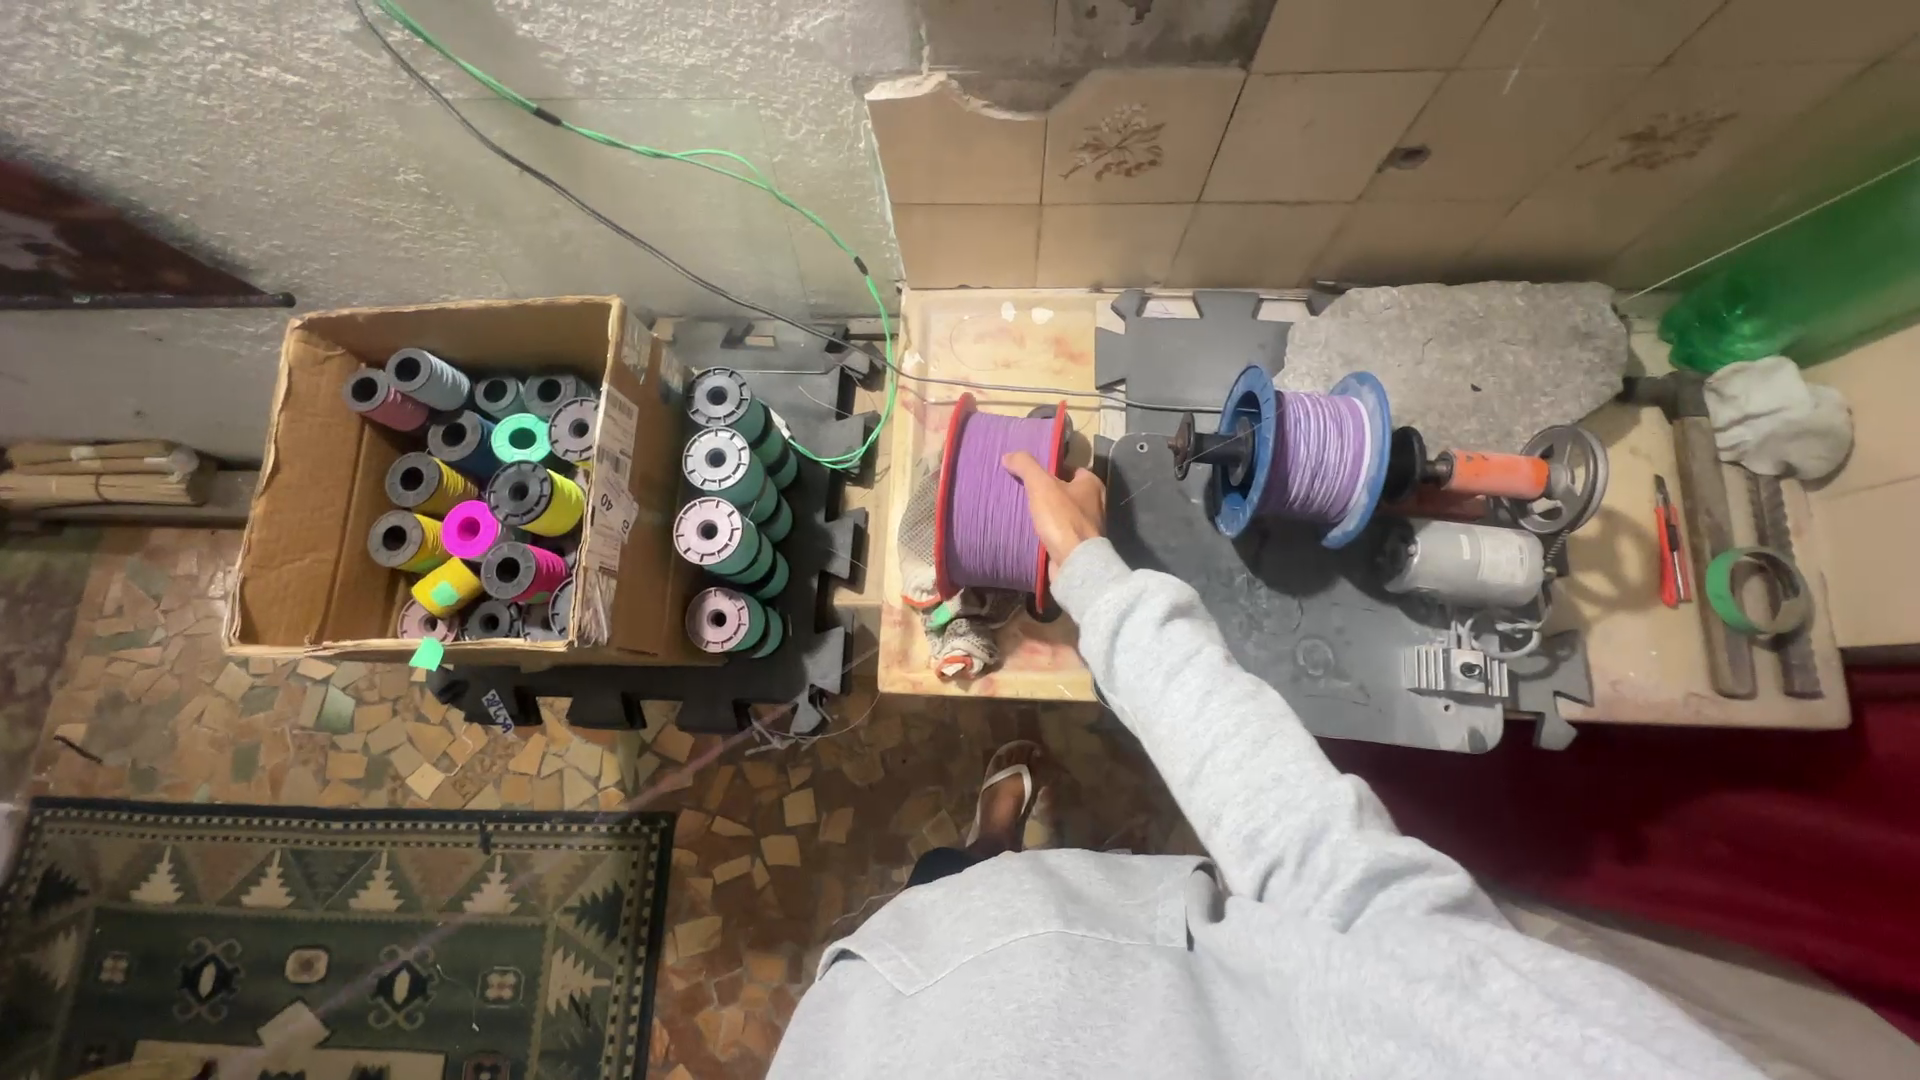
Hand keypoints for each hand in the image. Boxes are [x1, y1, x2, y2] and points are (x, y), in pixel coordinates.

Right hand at [1002, 451, 1104, 576]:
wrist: (1074, 562)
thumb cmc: (1062, 518)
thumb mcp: (1041, 485)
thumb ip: (1026, 466)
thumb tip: (1008, 455)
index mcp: (1092, 485)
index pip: (1071, 469)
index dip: (1052, 469)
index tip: (1032, 473)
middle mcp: (1095, 504)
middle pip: (1066, 492)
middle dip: (1047, 492)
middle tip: (1024, 491)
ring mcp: (1088, 527)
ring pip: (1063, 513)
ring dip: (1047, 513)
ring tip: (1024, 511)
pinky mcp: (1079, 546)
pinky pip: (1061, 532)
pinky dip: (1049, 531)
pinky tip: (1032, 531)